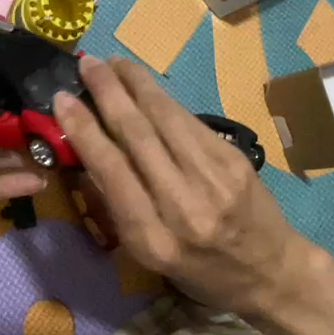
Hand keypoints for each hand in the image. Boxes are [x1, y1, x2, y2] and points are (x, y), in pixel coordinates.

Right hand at [53, 55, 316, 315]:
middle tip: (86, 64)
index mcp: (153, 238)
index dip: (84, 130)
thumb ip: (116, 203)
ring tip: (113, 62)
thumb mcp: (146, 254)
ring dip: (136, 83)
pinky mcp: (234, 160)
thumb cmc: (198, 270)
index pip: (112, 171)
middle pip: (138, 136)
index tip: (61, 99)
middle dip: (108, 93)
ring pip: (166, 118)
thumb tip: (85, 147)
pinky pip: (190, 121)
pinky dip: (163, 98)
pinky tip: (145, 83)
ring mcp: (214, 180)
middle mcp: (183, 207)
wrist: (272, 273)